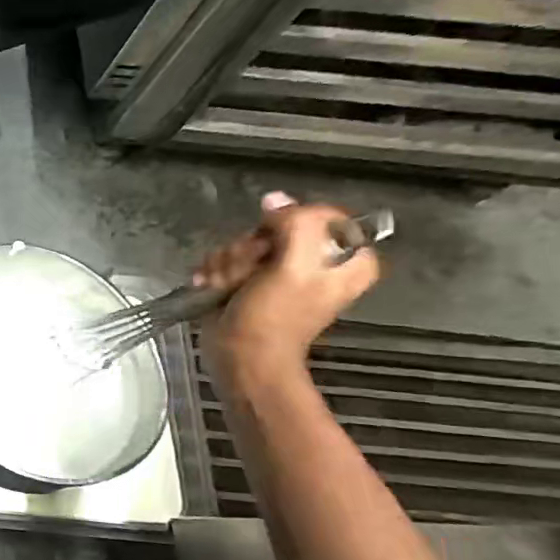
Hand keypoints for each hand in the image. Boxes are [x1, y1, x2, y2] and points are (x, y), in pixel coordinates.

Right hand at [197, 192, 379, 376]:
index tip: (273, 251)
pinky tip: (214, 288)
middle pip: (272, 227)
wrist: (241, 359)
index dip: (286, 225)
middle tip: (248, 275)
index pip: (312, 213)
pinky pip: (225, 259)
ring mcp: (277, 272)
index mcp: (345, 256)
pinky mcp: (246, 282)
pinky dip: (215, 273)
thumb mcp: (297, 267)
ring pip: (243, 242)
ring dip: (228, 264)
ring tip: (228, 287)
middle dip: (250, 249)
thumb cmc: (274, 318)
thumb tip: (273, 200)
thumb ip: (297, 223)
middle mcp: (314, 260)